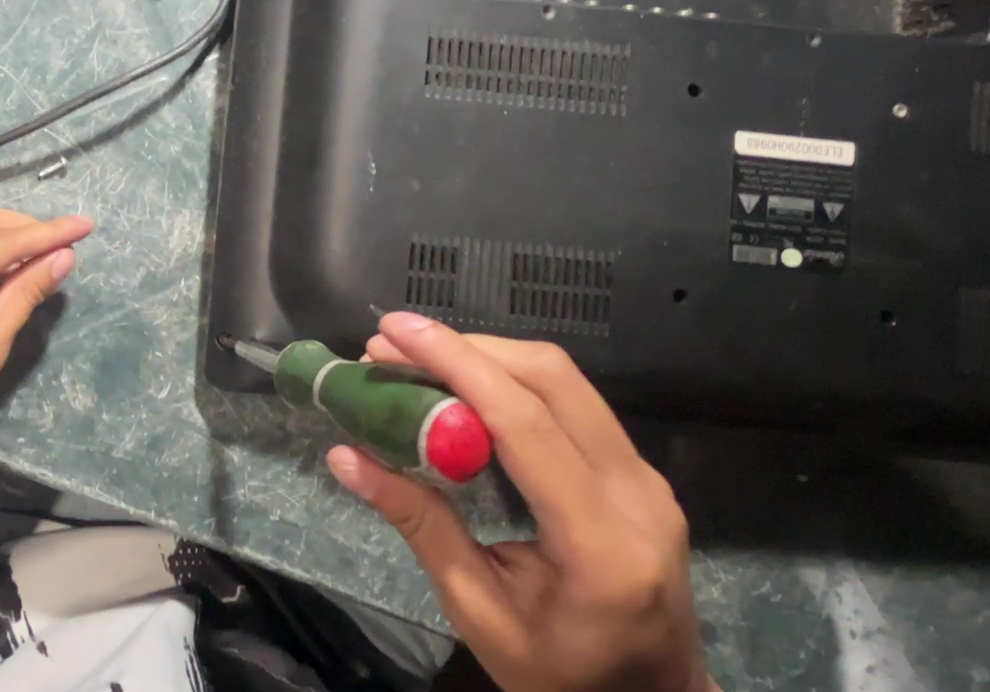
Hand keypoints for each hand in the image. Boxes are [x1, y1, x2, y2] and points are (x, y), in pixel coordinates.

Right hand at [327, 313, 711, 691]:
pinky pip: (570, 401)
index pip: (525, 422)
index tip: (392, 332)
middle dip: (465, 348)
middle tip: (391, 346)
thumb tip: (344, 456)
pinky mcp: (637, 472)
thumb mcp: (477, 612)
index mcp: (600, 541)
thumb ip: (419, 523)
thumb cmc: (559, 676)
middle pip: (550, 378)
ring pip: (563, 380)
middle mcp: (636, 494)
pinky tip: (462, 389)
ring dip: (484, 358)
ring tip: (415, 363)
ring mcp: (645, 479)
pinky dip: (508, 380)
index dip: (455, 363)